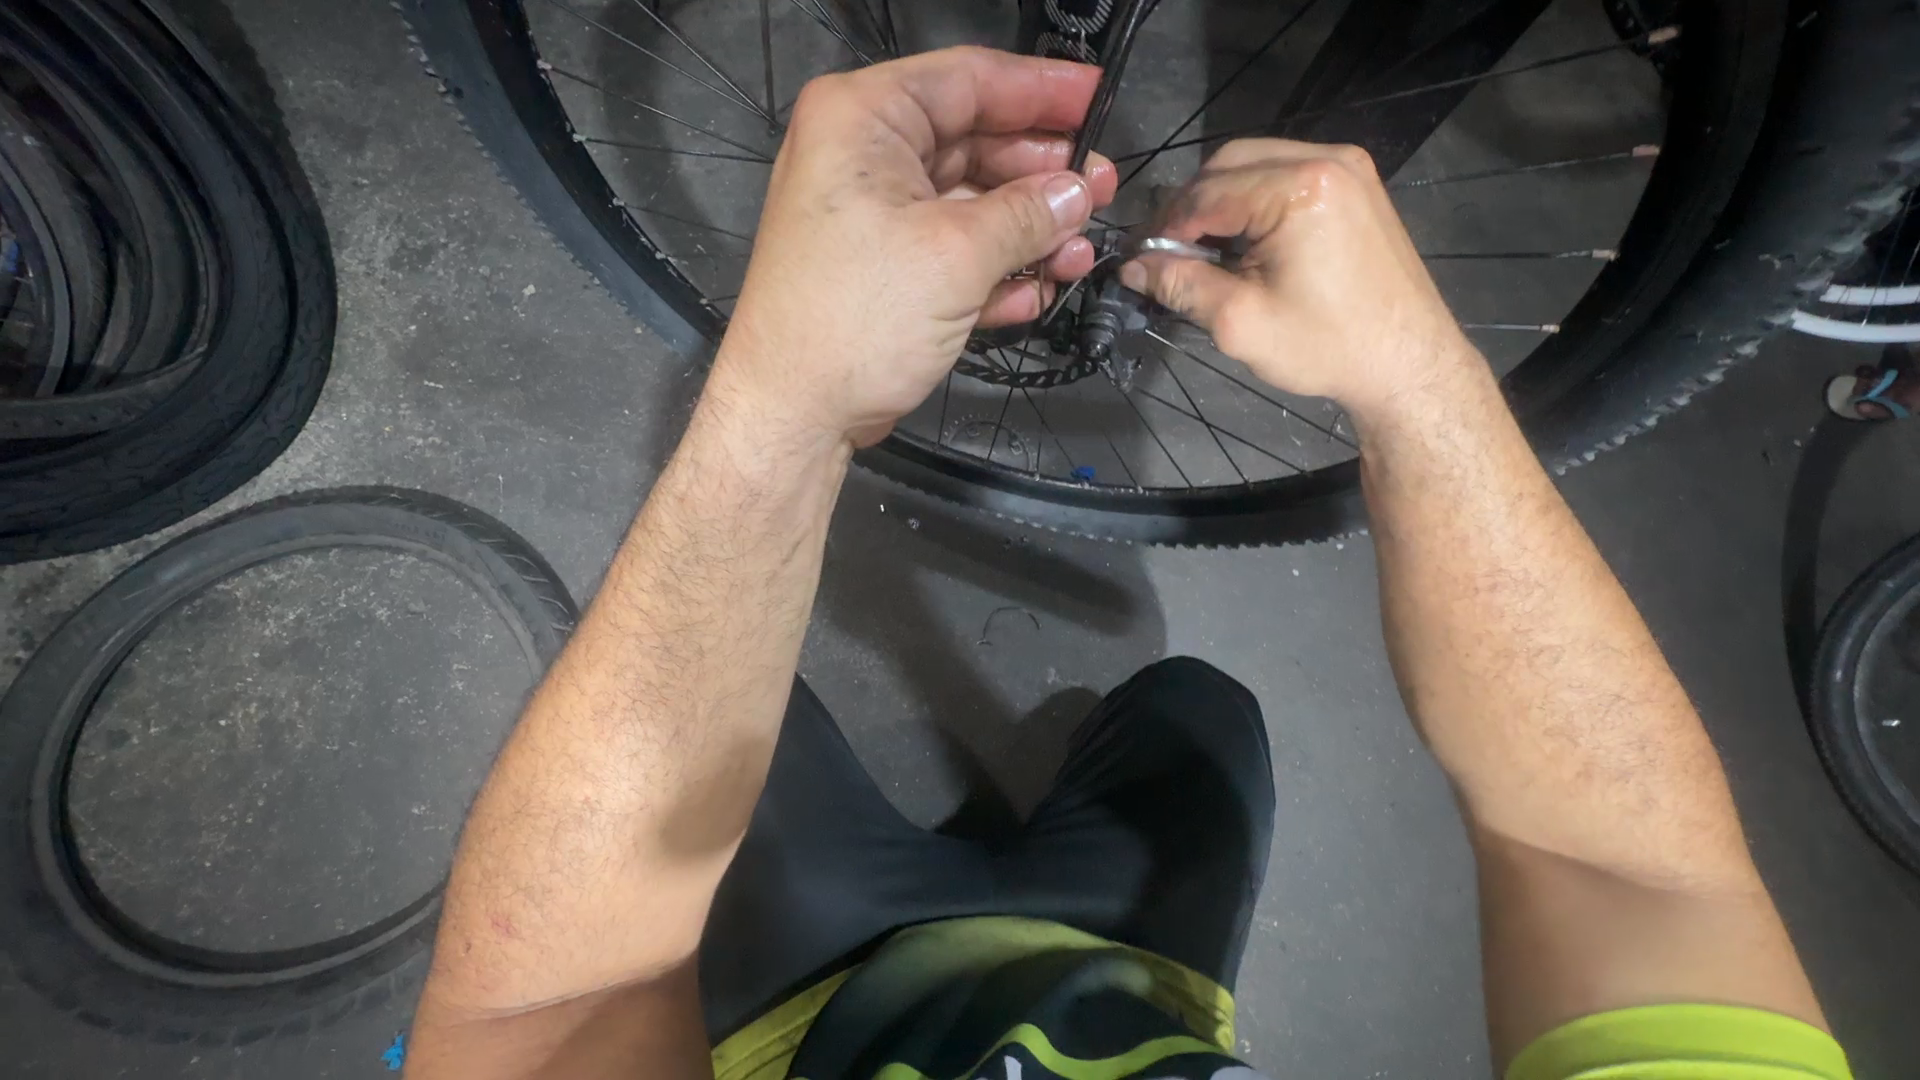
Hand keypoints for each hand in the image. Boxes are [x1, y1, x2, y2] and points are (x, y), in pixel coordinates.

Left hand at [711, 47, 1117, 447]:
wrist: (796, 412)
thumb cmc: (855, 320)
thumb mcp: (955, 256)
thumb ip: (1026, 216)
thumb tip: (1076, 193)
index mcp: (865, 121)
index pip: (968, 80)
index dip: (1041, 91)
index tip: (1096, 100)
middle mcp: (864, 160)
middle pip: (975, 146)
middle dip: (1041, 177)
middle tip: (1099, 192)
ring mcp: (875, 221)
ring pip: (970, 208)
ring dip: (1028, 234)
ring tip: (1078, 255)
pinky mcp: (886, 274)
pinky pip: (952, 256)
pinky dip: (995, 274)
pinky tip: (1036, 292)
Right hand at [1119, 140, 1476, 415]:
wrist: (1405, 361)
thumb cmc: (1323, 346)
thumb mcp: (1238, 321)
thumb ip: (1180, 285)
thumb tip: (1131, 268)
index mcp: (1297, 188)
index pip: (1205, 194)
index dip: (1164, 228)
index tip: (1138, 261)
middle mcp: (1325, 159)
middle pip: (1228, 164)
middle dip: (1190, 208)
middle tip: (1167, 255)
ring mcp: (1346, 167)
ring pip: (1254, 165)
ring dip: (1220, 202)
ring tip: (1202, 251)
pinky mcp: (1355, 184)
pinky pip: (1285, 174)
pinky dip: (1253, 201)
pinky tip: (1242, 241)